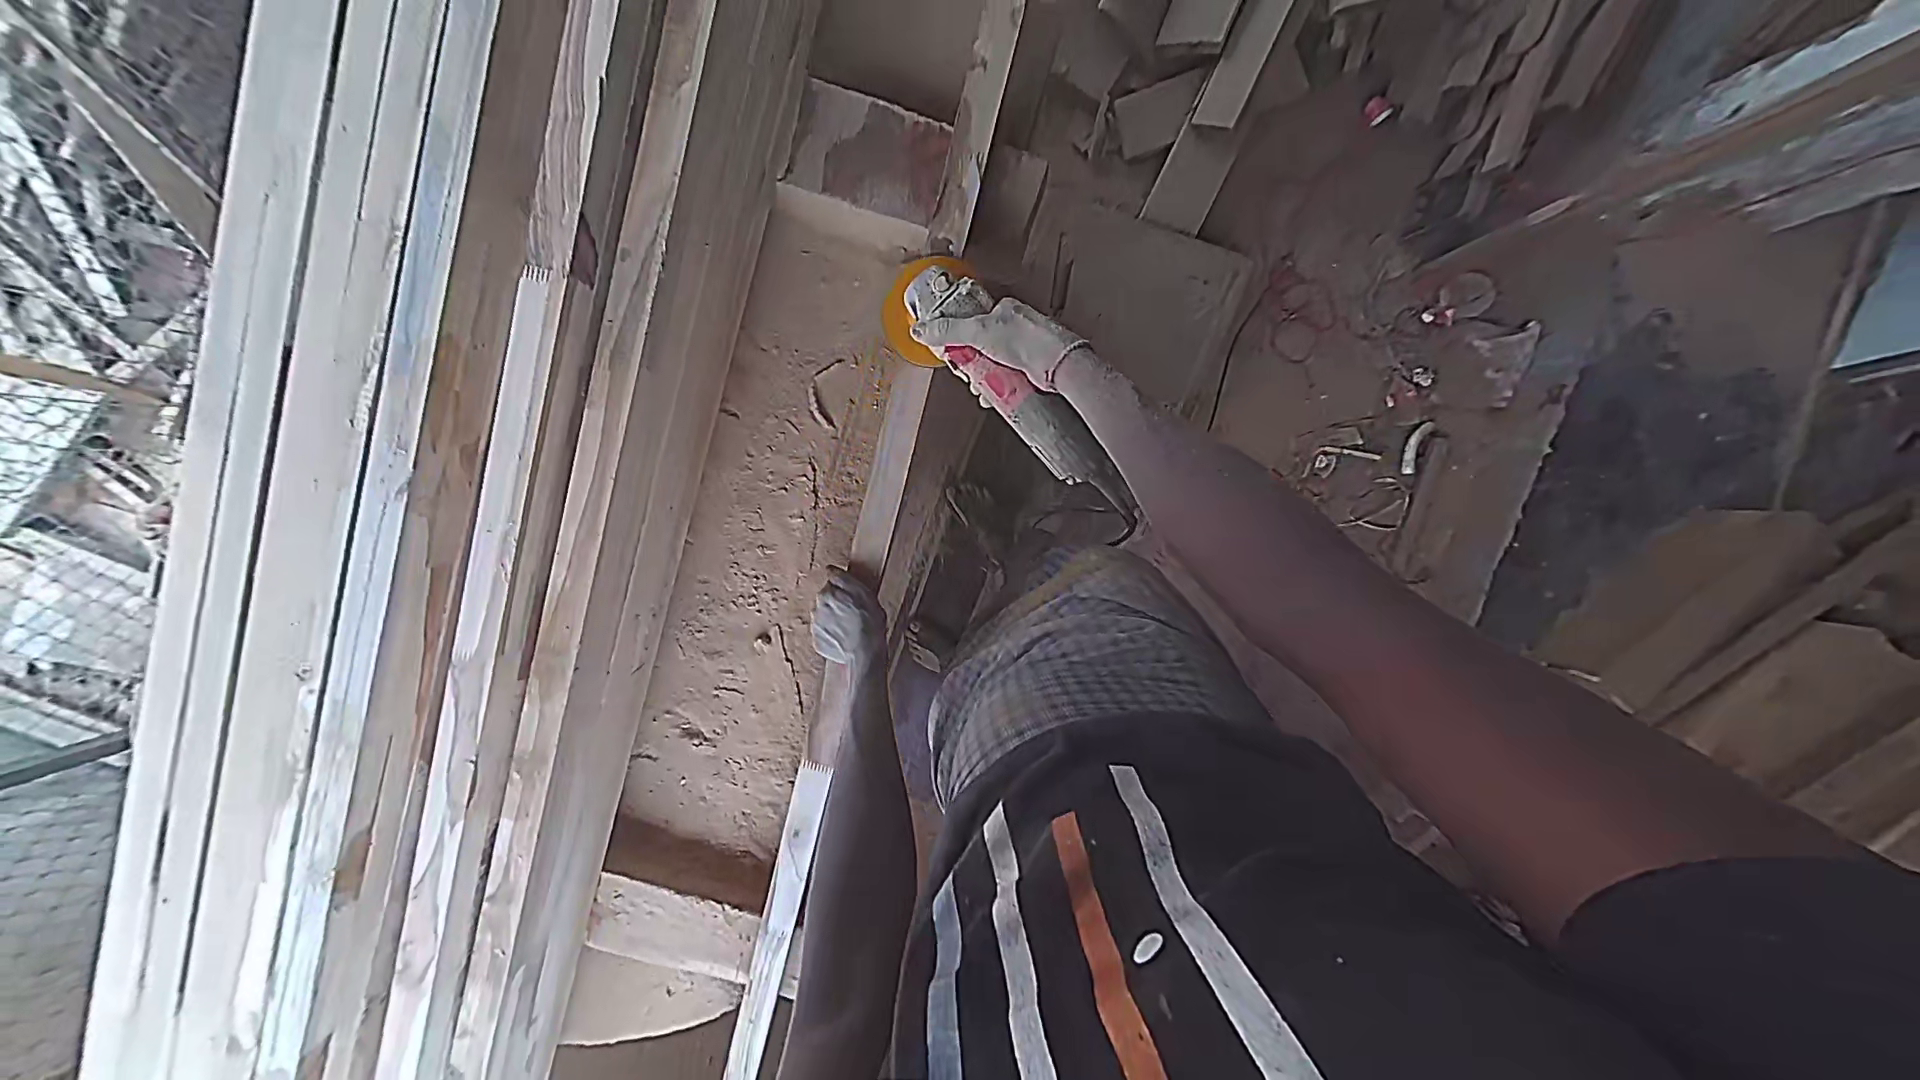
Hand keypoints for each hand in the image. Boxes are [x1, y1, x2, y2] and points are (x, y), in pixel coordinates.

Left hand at [812, 569, 885, 668]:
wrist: (864, 652)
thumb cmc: (869, 622)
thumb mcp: (864, 592)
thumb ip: (843, 578)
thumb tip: (830, 570)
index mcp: (826, 593)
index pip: (832, 581)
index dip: (845, 588)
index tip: (853, 596)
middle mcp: (816, 608)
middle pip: (827, 599)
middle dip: (838, 603)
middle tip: (854, 612)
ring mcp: (816, 626)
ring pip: (824, 616)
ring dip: (834, 618)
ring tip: (851, 626)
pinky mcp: (817, 642)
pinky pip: (824, 633)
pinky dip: (832, 633)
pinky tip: (845, 636)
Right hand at [911, 297, 1088, 390]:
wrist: (1057, 364)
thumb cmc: (1027, 340)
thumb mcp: (979, 331)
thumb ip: (948, 330)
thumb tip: (920, 330)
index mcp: (1003, 309)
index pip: (971, 321)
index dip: (958, 338)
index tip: (951, 352)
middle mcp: (1014, 327)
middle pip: (980, 346)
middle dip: (971, 364)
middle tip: (967, 373)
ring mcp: (1022, 349)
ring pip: (992, 364)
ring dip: (983, 378)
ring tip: (981, 387)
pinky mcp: (1029, 369)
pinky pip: (1006, 378)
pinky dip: (998, 387)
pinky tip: (994, 394)